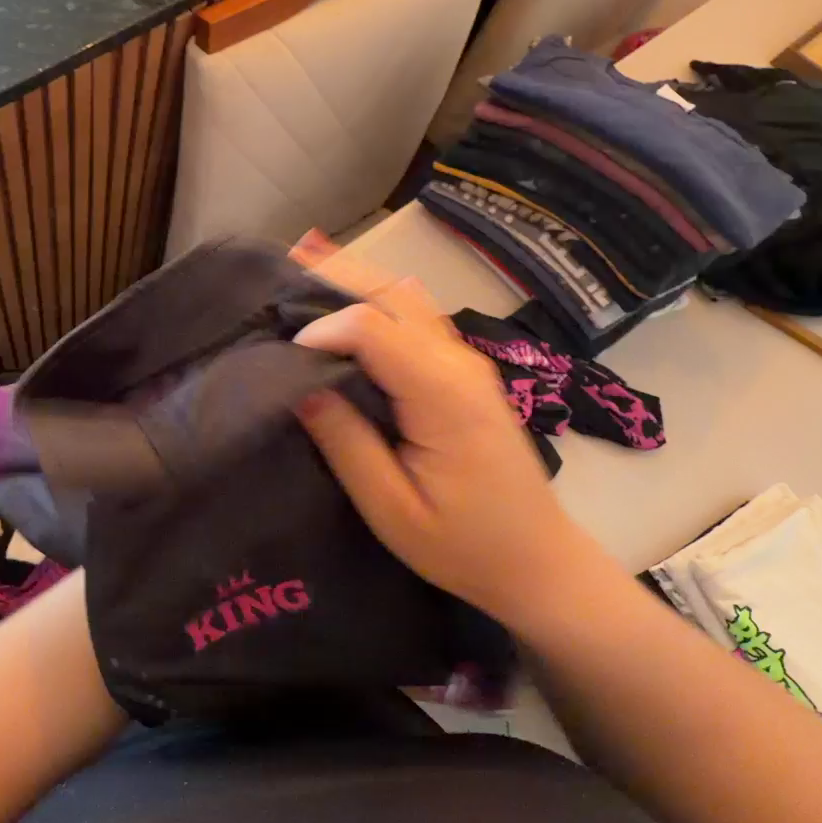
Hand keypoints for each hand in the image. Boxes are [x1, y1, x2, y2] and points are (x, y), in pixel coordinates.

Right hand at [289, 233, 608, 624]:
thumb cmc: (463, 546)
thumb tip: (301, 388)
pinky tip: (347, 303)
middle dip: (339, 272)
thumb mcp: (392, 508)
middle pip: (394, 293)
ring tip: (307, 265)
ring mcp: (468, 364)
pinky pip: (417, 320)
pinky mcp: (465, 374)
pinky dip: (376, 302)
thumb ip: (346, 443)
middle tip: (285, 259)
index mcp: (443, 395)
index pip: (372, 329)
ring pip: (408, 298)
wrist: (538, 563)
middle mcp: (460, 364)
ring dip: (358, 280)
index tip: (282, 355)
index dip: (322, 329)